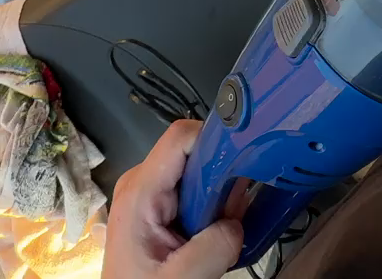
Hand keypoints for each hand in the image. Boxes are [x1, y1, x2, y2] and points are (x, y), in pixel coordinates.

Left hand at [104, 120, 242, 278]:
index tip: (242, 161)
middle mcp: (141, 182)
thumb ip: (216, 246)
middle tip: (233, 210)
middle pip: (193, 152)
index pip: (182, 136)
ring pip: (197, 171)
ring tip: (221, 228)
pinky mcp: (157, 206)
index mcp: (139, 191)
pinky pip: (193, 189)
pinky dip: (210, 205)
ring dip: (218, 195)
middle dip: (220, 175)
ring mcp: (148, 193)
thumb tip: (238, 219)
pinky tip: (212, 233)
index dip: (214, 140)